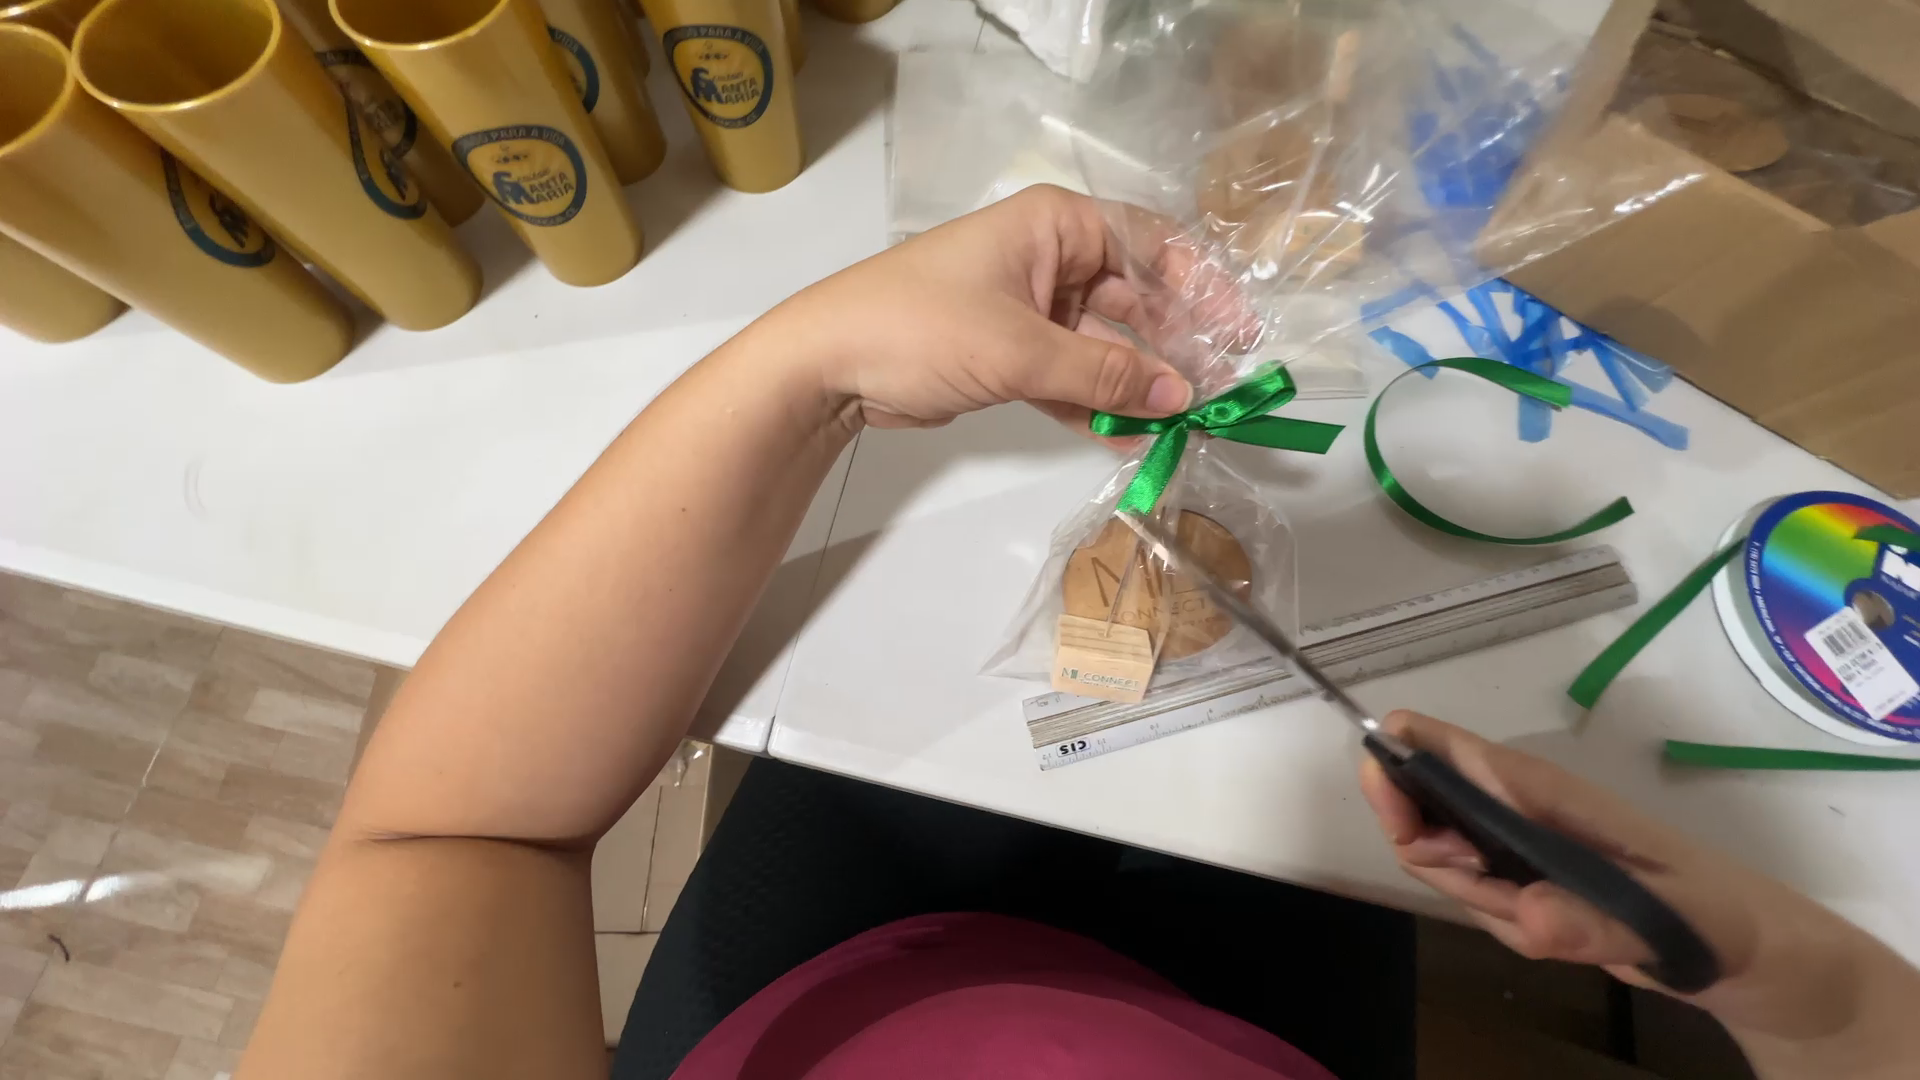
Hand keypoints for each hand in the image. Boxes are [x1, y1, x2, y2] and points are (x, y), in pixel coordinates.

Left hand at [761, 185, 1245, 431]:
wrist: (833, 364)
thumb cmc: (926, 327)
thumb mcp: (1021, 348)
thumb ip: (1103, 374)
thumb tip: (1180, 395)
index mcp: (1056, 227)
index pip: (1149, 245)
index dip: (1200, 287)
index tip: (1237, 333)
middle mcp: (1049, 262)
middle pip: (1131, 301)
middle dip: (1169, 348)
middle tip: (1211, 393)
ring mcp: (1029, 312)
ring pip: (1100, 347)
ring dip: (1133, 385)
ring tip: (1177, 424)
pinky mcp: (1010, 356)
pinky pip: (1067, 378)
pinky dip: (1092, 407)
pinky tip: (1126, 439)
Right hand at [1360, 711, 1919, 1068]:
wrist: (1748, 950)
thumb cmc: (1713, 912)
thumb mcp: (1669, 924)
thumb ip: (1596, 921)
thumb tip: (1524, 913)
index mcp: (1531, 787)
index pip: (1438, 745)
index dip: (1395, 760)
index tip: (1394, 799)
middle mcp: (1503, 802)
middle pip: (1414, 805)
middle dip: (1432, 852)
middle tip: (1495, 891)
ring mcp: (1501, 837)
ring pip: (1433, 853)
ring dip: (1475, 897)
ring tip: (1548, 924)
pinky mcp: (1507, 869)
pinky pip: (1464, 888)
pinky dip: (1496, 918)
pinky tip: (1551, 932)